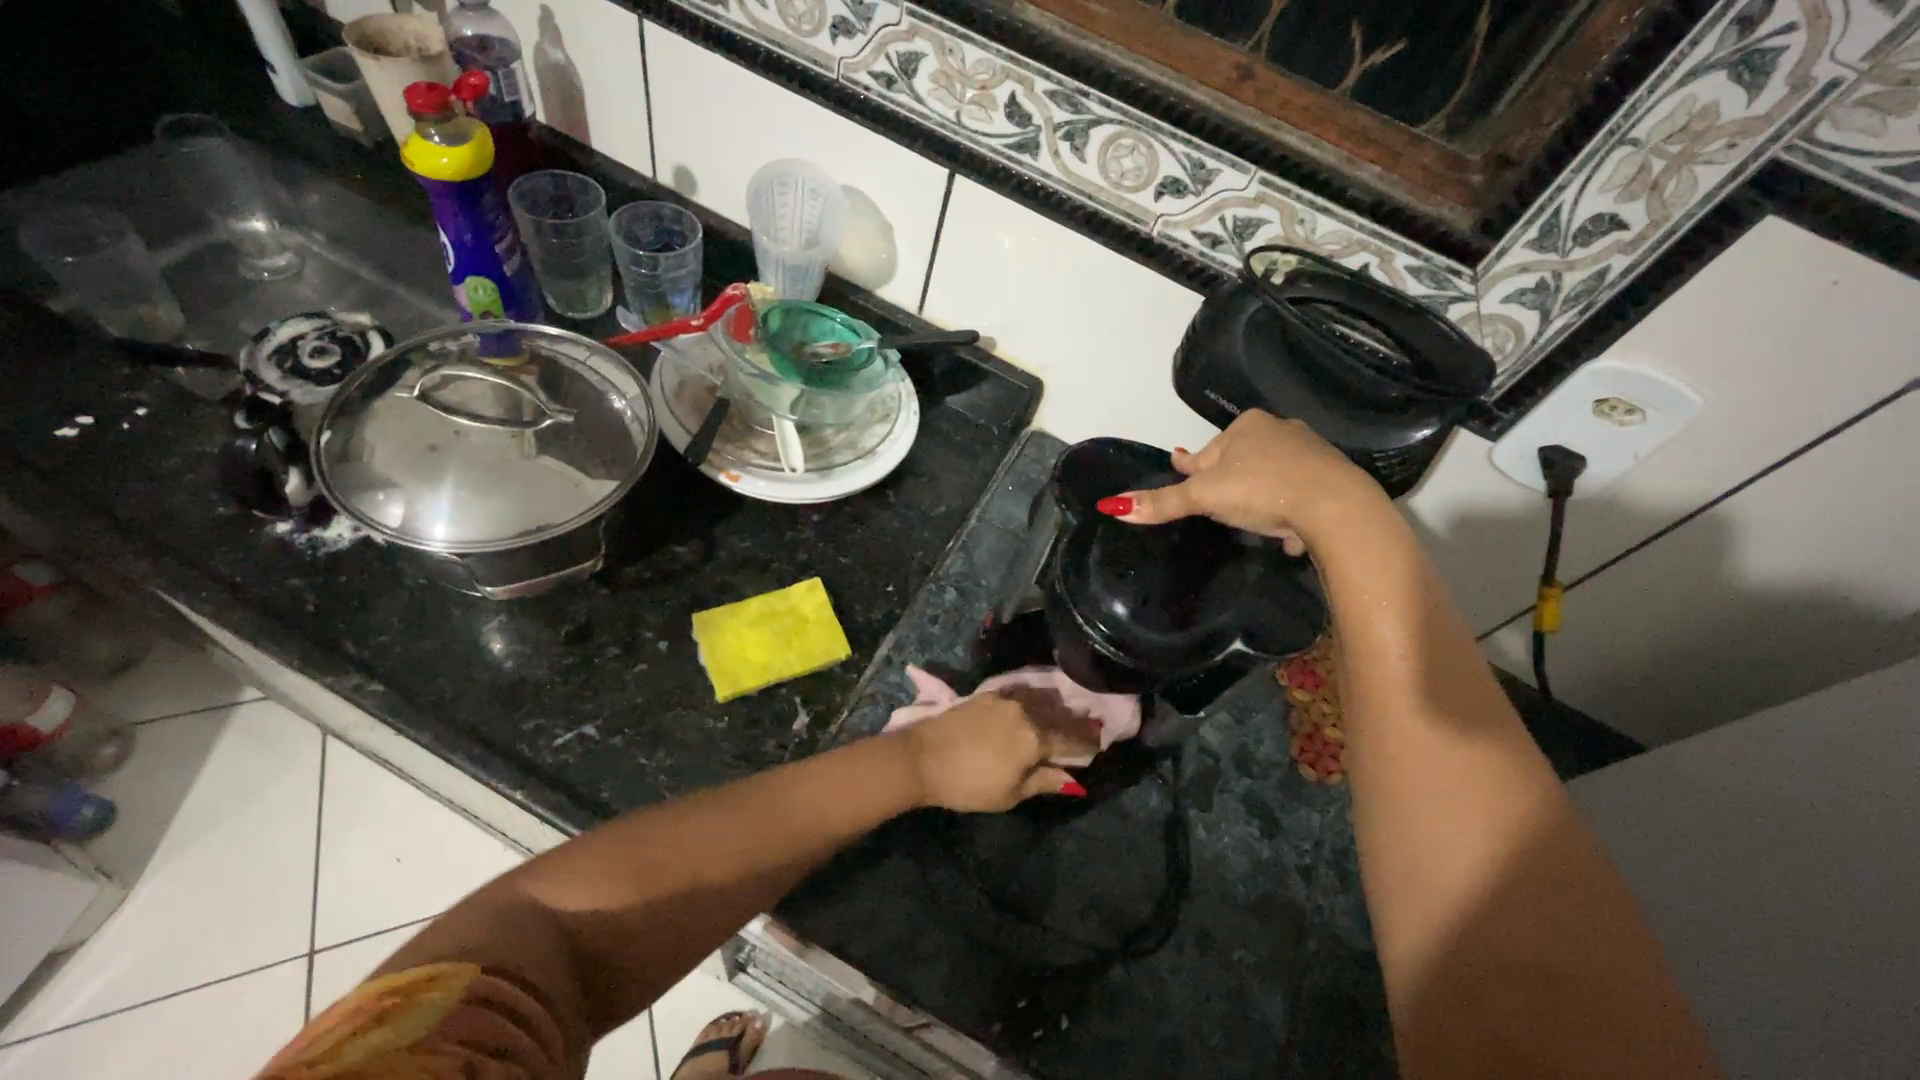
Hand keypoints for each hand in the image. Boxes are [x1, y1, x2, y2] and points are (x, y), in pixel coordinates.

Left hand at [898, 692, 1098, 811]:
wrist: (921, 757)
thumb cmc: (967, 785)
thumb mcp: (1010, 794)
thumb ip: (1044, 782)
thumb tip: (1074, 779)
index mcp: (1036, 738)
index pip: (1073, 739)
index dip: (1089, 743)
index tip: (1101, 745)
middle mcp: (1027, 711)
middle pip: (1061, 715)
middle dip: (1078, 723)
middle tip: (1091, 727)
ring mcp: (1006, 699)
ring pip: (1043, 699)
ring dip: (1058, 707)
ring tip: (1067, 714)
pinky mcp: (988, 694)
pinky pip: (1023, 692)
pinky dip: (1036, 698)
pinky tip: (1038, 702)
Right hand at [1099, 410, 1386, 554]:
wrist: (1334, 506)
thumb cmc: (1262, 490)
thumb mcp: (1204, 497)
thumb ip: (1163, 502)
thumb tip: (1111, 506)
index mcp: (1247, 426)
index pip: (1207, 451)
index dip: (1192, 467)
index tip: (1182, 467)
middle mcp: (1280, 431)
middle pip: (1241, 461)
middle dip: (1230, 482)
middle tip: (1219, 503)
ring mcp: (1310, 453)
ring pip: (1271, 477)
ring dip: (1261, 497)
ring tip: (1256, 522)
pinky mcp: (1332, 477)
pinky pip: (1299, 494)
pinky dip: (1290, 510)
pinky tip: (1289, 533)